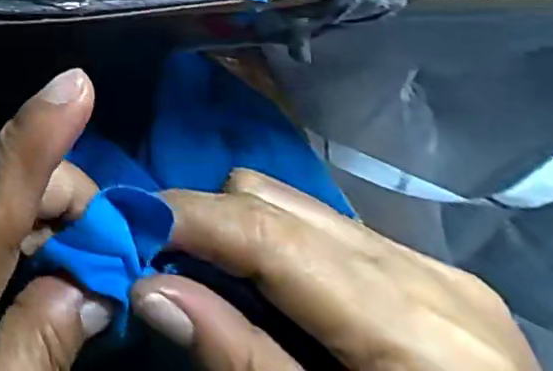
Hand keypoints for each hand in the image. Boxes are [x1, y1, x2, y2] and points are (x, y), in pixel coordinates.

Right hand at [130, 169, 538, 370]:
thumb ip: (246, 361)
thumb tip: (146, 288)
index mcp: (419, 326)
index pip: (267, 230)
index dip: (180, 217)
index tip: (113, 224)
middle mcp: (427, 274)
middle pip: (267, 197)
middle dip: (200, 221)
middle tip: (157, 265)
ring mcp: (439, 272)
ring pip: (289, 202)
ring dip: (234, 230)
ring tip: (211, 281)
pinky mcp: (438, 281)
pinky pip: (324, 229)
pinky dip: (276, 246)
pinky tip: (274, 296)